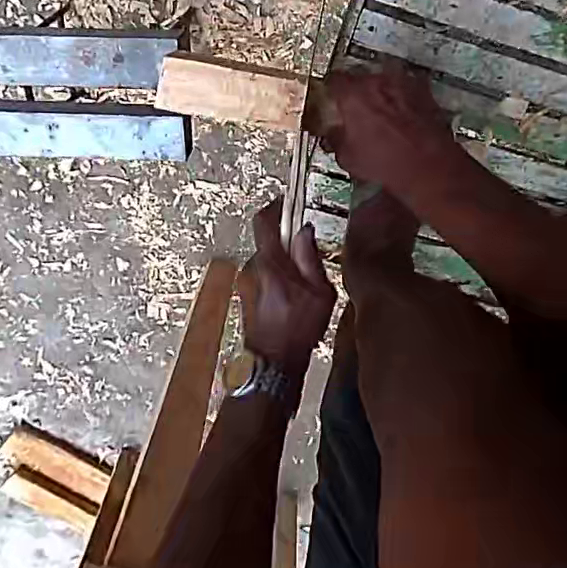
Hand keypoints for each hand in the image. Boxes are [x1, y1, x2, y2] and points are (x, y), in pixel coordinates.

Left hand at [236, 199, 335, 377]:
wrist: (273, 366)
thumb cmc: (299, 330)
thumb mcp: (320, 293)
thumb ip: (311, 258)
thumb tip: (305, 231)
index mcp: (271, 264)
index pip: (264, 221)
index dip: (276, 206)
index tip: (289, 202)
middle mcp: (253, 269)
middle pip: (270, 241)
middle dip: (289, 242)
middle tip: (310, 254)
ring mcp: (246, 283)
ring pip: (269, 260)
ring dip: (285, 263)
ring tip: (305, 283)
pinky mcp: (246, 296)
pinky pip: (265, 275)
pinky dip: (279, 277)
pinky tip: (294, 297)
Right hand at [320, 61, 460, 191]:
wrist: (428, 166)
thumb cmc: (390, 162)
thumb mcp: (349, 158)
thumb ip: (336, 139)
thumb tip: (334, 136)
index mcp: (353, 95)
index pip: (334, 80)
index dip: (332, 90)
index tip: (332, 97)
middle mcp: (377, 82)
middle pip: (360, 77)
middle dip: (358, 93)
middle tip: (358, 112)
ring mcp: (403, 84)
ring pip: (384, 81)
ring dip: (381, 94)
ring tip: (382, 117)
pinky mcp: (423, 91)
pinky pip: (406, 88)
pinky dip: (402, 98)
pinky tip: (402, 117)